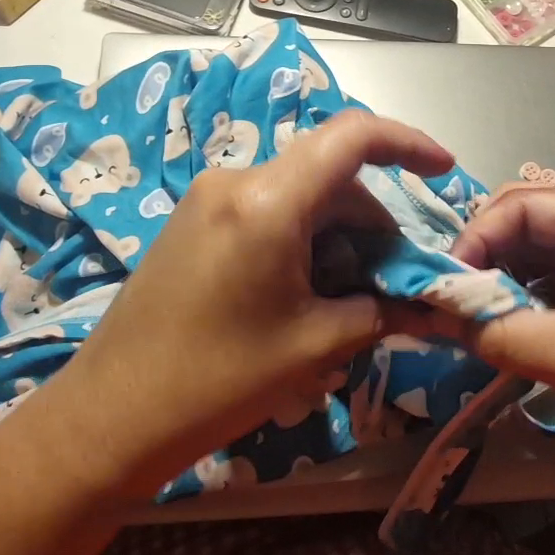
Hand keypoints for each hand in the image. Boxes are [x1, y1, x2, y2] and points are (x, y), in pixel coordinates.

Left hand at [56, 110, 453, 495]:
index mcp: (268, 200)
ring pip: (302, 198)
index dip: (408, 143)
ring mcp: (209, 200)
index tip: (443, 170)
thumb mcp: (315, 345)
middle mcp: (237, 181)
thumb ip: (384, 311)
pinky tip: (306, 297)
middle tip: (394, 287)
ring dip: (339, 239)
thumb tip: (435, 304)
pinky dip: (304, 243)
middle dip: (374, 225)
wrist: (110, 418)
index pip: (353, 136)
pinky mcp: (194, 223)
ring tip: (347, 305)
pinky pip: (270, 213)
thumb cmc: (218, 381)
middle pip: (332, 177)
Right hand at [448, 186, 554, 462]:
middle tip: (447, 295)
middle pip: (518, 217)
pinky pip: (534, 268)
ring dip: (489, 273)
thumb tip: (426, 315)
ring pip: (522, 244)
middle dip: (480, 253)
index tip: (443, 283)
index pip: (520, 205)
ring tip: (462, 309)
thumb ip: (493, 331)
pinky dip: (507, 289)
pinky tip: (488, 316)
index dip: (475, 238)